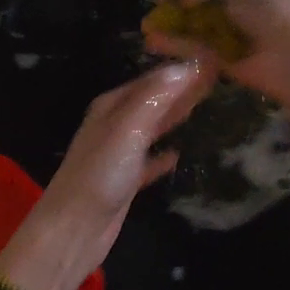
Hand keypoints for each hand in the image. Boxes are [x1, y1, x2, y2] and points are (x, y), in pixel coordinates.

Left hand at [0, 62, 211, 289]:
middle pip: (152, 100)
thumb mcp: (128, 129)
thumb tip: (185, 67)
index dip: (179, 70)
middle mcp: (114, 124)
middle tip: (214, 80)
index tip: (211, 61)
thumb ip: (154, 98)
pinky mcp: (124, 181)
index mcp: (112, 106)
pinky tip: (178, 155)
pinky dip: (163, 154)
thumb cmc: (100, 173)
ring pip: (152, 127)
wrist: (74, 228)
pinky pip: (148, 161)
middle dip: (180, 90)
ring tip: (202, 107)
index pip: (151, 80)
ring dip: (173, 116)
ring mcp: (118, 153)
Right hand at [143, 0, 289, 108]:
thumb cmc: (272, 14)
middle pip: (201, 3)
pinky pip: (196, 50)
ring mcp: (231, 36)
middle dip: (177, 0)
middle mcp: (239, 10)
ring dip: (172, 24)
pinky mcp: (223, 61)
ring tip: (147, 23)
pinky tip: (154, 40)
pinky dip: (176, 45)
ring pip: (195, 27)